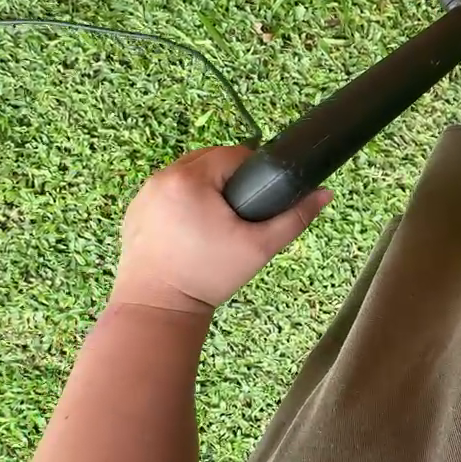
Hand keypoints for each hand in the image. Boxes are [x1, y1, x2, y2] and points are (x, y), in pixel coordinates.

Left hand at [111, 145, 331, 313]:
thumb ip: (295, 217)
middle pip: (209, 158)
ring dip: (208, 184)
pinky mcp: (135, 209)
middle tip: (244, 208)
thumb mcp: (261, 246)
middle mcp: (163, 178)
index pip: (234, 154)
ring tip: (223, 214)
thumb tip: (325, 193)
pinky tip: (197, 223)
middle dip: (231, 176)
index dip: (255, 171)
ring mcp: (144, 193)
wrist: (158, 307)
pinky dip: (186, 197)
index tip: (260, 196)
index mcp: (190, 179)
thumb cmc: (210, 274)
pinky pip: (169, 189)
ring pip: (188, 172)